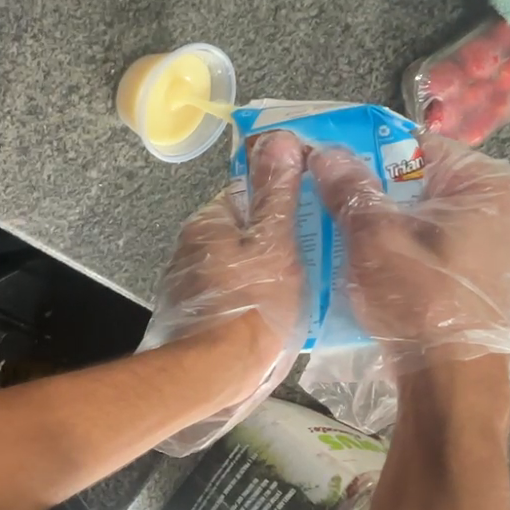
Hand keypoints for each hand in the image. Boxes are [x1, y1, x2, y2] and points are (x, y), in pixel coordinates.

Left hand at [139, 130, 306, 454]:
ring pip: (238, 265)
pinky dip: (253, 297)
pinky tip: (280, 310)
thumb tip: (279, 137)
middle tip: (321, 252)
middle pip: (243, 231)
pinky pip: (232, 294)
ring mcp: (189, 284)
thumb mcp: (275, 243)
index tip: (317, 210)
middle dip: (278, 238)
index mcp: (207, 224)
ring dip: (267, 269)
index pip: (248, 192)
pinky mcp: (194, 316)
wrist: (213, 371)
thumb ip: (278, 195)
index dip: (284, 196)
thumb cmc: (251, 304)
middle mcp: (190, 249)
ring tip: (309, 282)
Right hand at [308, 133, 509, 377]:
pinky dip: (388, 252)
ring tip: (323, 231)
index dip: (359, 150)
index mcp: (484, 183)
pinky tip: (353, 265)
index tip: (317, 157)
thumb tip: (324, 151)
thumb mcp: (375, 238)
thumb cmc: (422, 299)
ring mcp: (486, 246)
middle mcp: (495, 207)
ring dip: (370, 225)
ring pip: (413, 220)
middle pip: (412, 184)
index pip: (412, 146)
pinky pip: (420, 250)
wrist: (451, 378)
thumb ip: (350, 190)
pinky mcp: (471, 279)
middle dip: (361, 192)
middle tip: (312, 197)